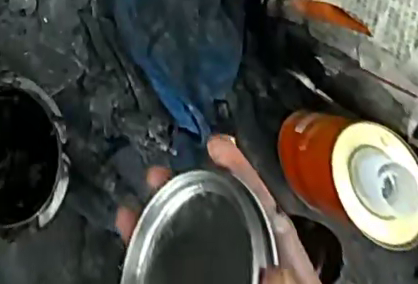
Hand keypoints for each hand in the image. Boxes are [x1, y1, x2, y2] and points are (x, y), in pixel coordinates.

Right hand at [114, 134, 322, 283]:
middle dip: (192, 185)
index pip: (267, 211)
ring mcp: (224, 271)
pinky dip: (146, 237)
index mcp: (290, 272)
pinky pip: (167, 258)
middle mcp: (256, 265)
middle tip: (163, 170)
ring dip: (166, 205)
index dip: (242, 174)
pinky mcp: (186, 276)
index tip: (216, 146)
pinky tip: (127, 224)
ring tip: (145, 190)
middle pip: (224, 216)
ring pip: (192, 233)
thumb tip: (276, 270)